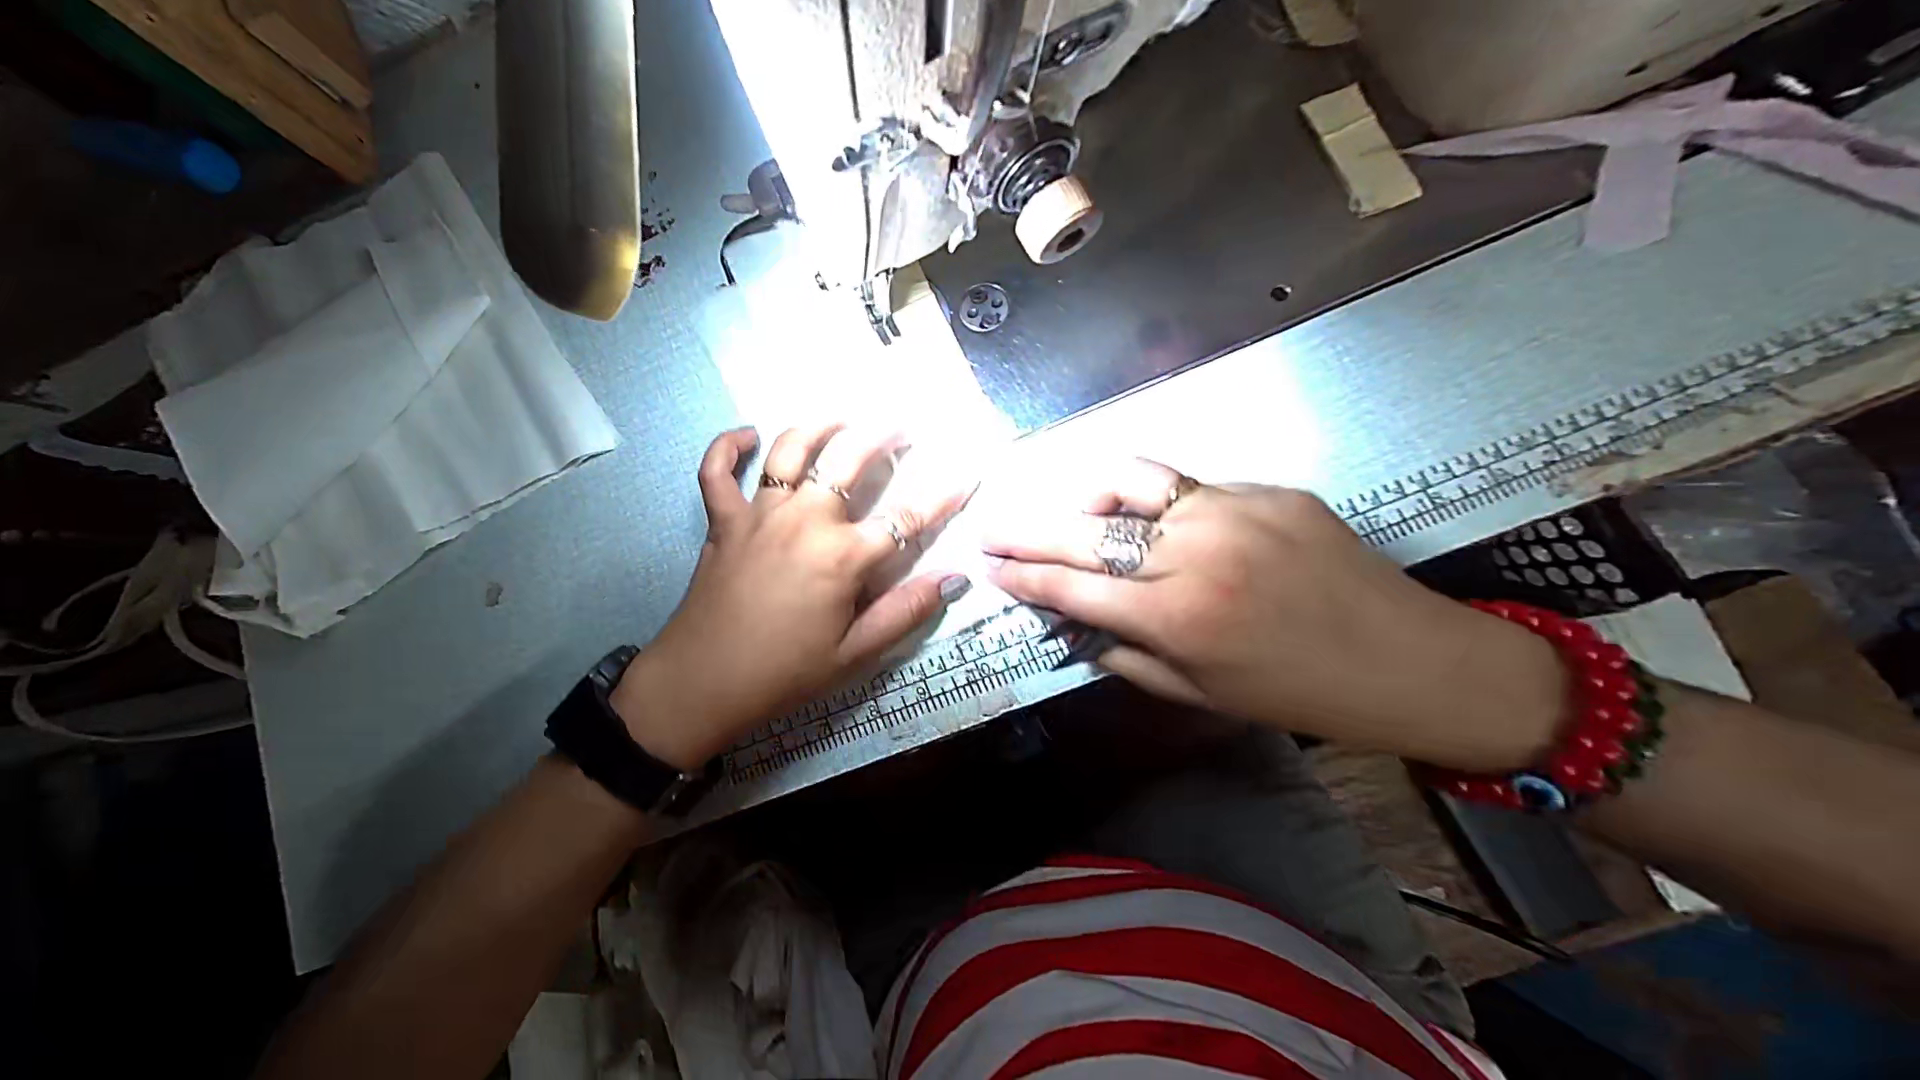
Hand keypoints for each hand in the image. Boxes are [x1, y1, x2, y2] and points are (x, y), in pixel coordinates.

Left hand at [612, 425, 972, 769]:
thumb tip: (954, 580)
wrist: (701, 684)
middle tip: (900, 427)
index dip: (942, 497)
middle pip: (847, 459)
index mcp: (843, 555)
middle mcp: (804, 520)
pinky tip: (744, 435)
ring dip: (817, 428)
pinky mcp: (723, 522)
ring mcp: (759, 515)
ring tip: (838, 420)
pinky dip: (727, 447)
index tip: (966, 476)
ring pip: (789, 451)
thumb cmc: (785, 673)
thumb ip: (905, 611)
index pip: (905, 517)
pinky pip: (717, 472)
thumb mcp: (855, 653)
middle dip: (880, 436)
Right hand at [981, 459, 1566, 769]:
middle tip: (992, 531)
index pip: (1074, 589)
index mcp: (1177, 619)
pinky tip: (1148, 514)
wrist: (1410, 660)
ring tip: (1070, 509)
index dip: (1023, 579)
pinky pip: (1189, 487)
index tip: (989, 570)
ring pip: (1130, 485)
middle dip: (1028, 534)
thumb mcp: (1201, 692)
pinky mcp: (1268, 490)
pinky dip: (1153, 500)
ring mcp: (1233, 511)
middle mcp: (1195, 555)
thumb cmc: (1299, 694)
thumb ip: (1128, 655)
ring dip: (1086, 497)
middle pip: (1086, 534)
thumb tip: (1077, 626)